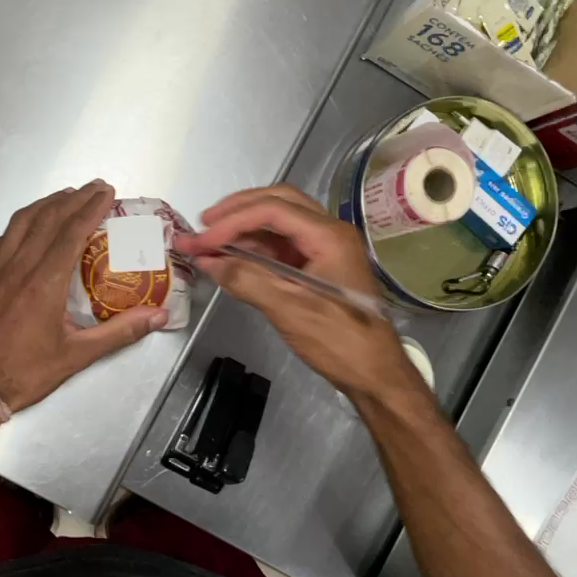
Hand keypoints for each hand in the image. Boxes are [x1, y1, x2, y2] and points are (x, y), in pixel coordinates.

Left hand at [0, 181, 166, 411]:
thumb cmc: (27, 373)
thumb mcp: (79, 355)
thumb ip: (120, 332)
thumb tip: (157, 316)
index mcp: (44, 283)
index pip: (71, 232)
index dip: (91, 208)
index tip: (106, 193)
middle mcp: (19, 268)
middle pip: (48, 219)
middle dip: (73, 198)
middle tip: (94, 188)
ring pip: (21, 222)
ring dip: (46, 204)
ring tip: (65, 196)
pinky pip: (4, 239)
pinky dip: (22, 224)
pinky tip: (30, 226)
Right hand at [175, 186, 417, 401]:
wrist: (374, 373)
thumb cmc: (338, 341)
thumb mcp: (287, 310)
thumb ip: (246, 280)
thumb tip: (207, 261)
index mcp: (329, 236)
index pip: (273, 210)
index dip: (232, 221)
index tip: (201, 240)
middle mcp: (329, 234)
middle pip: (278, 204)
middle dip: (237, 212)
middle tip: (203, 226)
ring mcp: (324, 250)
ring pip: (278, 225)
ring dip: (243, 231)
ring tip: (208, 243)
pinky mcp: (317, 268)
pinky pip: (281, 248)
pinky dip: (253, 250)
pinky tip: (230, 260)